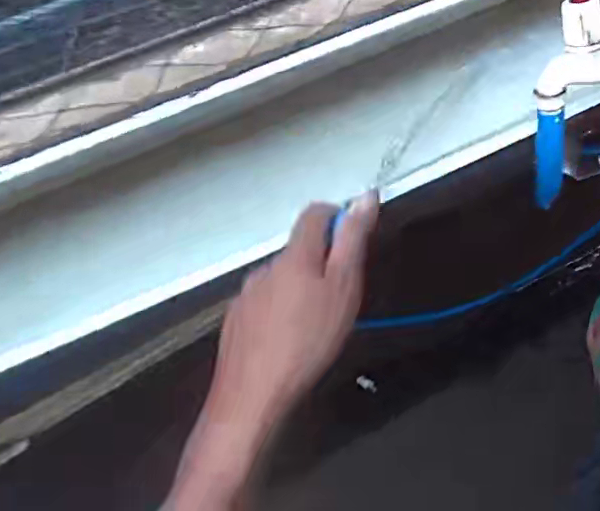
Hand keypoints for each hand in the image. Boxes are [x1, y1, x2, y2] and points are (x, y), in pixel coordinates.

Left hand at [167, 195, 376, 510]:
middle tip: (343, 292)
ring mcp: (246, 297)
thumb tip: (365, 197)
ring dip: (303, 284)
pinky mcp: (235, 323)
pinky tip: (291, 337)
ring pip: (284, 275)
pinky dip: (283, 307)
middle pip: (301, 247)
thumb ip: (353, 238)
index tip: (354, 244)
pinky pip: (267, 300)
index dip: (339, 217)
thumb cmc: (308, 340)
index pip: (315, 212)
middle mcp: (266, 268)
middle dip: (324, 259)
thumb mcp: (344, 285)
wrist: (250, 403)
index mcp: (294, 255)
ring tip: (318, 319)